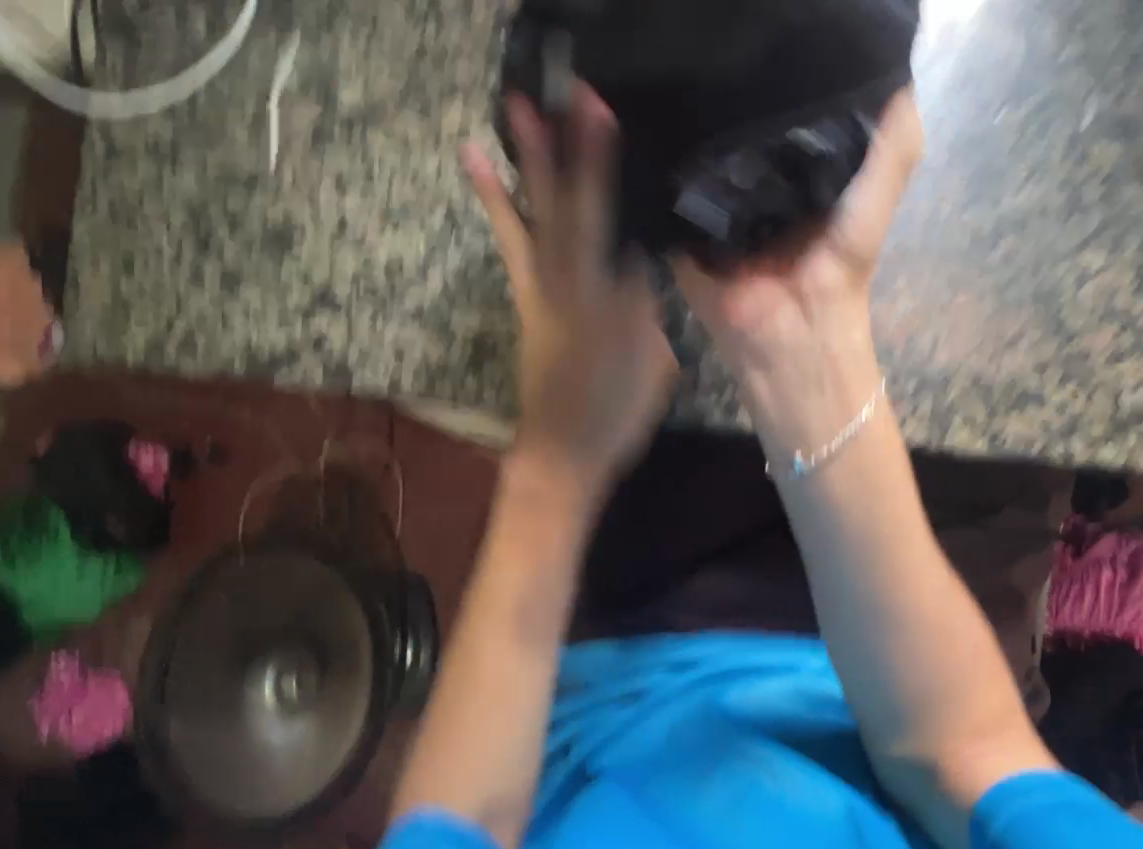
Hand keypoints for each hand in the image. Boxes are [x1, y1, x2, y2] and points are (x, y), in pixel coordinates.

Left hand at [461, 85, 678, 501]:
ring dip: (518, 173)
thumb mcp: (654, 369)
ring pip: (529, 225)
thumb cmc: (614, 420)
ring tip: (498, 125)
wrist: (561, 456)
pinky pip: (515, 251)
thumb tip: (639, 268)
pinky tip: (488, 181)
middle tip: (552, 97)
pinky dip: (501, 213)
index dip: (599, 166)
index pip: (605, 221)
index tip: (596, 114)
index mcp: (605, 302)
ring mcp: (541, 297)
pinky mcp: (527, 307)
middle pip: (564, 210)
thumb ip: (646, 313)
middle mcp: (568, 290)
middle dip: (560, 151)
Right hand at [671, 90, 922, 460]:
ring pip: (702, 166)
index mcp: (801, 180)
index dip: (787, 86)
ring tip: (688, 92)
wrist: (793, 345)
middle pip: (740, 139)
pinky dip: (665, 180)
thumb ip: (892, 151)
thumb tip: (895, 80)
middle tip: (720, 67)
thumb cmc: (837, 275)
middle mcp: (757, 194)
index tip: (773, 46)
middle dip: (736, 105)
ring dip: (698, 138)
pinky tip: (662, 143)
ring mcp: (715, 218)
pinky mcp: (683, 242)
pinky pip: (668, 204)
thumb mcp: (873, 205)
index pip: (787, 119)